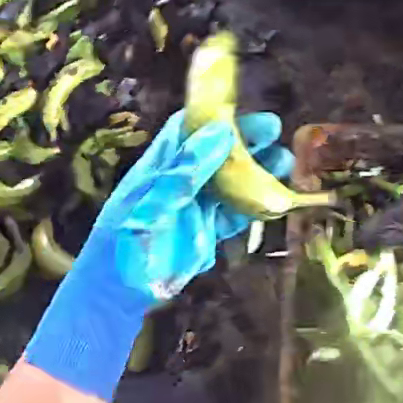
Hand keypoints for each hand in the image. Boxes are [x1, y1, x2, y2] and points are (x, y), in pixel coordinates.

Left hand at [20, 110, 292, 399]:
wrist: (118, 295)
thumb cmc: (126, 245)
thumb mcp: (152, 204)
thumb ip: (184, 172)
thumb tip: (219, 132)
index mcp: (159, 167)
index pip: (187, 130)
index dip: (215, 117)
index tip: (244, 108)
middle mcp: (178, 181)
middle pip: (216, 152)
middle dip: (246, 141)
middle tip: (276, 132)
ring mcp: (193, 207)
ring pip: (230, 182)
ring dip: (257, 171)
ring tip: (285, 163)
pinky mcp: (205, 231)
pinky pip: (234, 213)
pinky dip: (254, 205)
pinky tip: (276, 199)